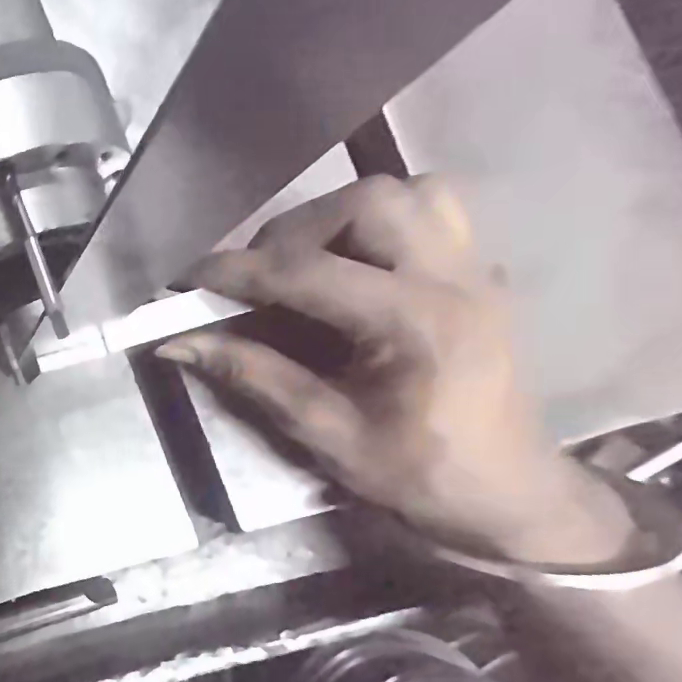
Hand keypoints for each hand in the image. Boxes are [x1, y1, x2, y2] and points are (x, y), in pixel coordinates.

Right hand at [158, 175, 631, 563]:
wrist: (502, 489)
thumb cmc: (414, 474)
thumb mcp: (324, 432)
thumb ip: (253, 376)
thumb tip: (179, 344)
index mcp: (415, 325)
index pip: (310, 273)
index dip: (240, 271)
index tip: (190, 278)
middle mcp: (453, 277)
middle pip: (368, 202)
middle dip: (294, 231)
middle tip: (256, 274)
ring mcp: (476, 267)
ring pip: (407, 191)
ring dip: (340, 216)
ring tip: (303, 261)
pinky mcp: (480, 271)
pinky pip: (432, 210)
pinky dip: (379, 222)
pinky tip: (352, 263)